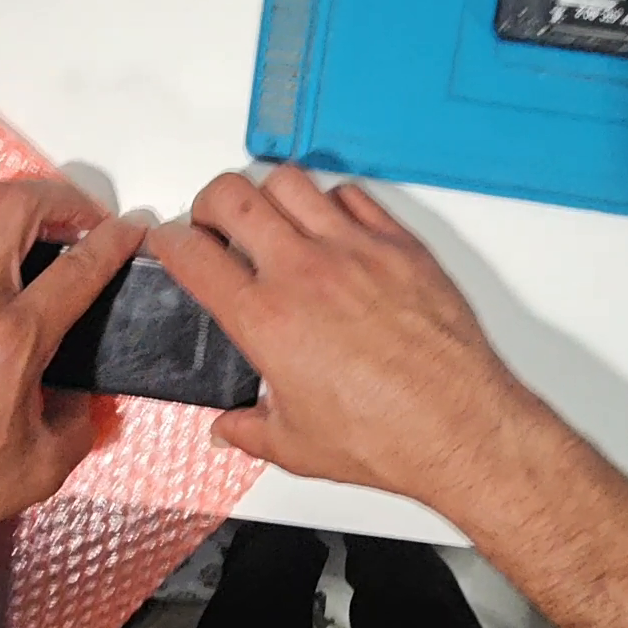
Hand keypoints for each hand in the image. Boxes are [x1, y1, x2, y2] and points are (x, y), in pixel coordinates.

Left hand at [0, 182, 149, 557]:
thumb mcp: (41, 469)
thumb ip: (76, 424)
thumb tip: (77, 402)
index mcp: (11, 341)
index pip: (77, 270)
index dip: (113, 242)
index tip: (130, 230)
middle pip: (11, 210)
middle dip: (58, 198)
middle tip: (80, 214)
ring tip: (24, 211)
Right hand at [148, 166, 554, 509]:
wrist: (459, 427)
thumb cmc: (386, 437)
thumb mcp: (295, 446)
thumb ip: (248, 431)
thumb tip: (228, 429)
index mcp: (266, 320)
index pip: (192, 254)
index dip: (168, 242)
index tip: (170, 243)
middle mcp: (304, 273)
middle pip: (231, 195)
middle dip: (208, 202)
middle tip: (214, 223)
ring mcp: (354, 251)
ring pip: (289, 181)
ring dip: (267, 194)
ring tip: (271, 218)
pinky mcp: (399, 246)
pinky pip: (353, 194)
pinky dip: (331, 202)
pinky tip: (333, 227)